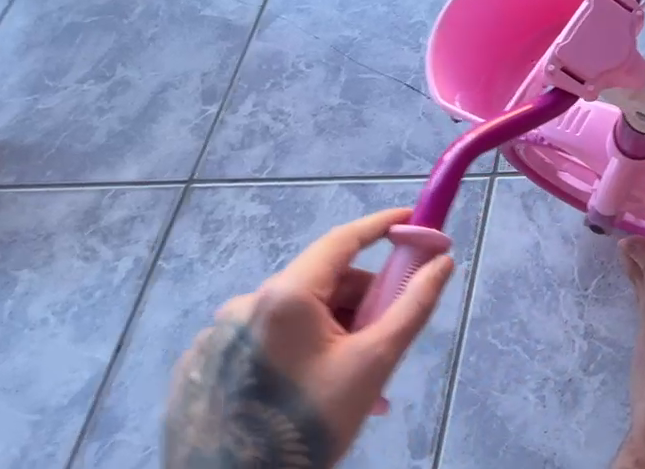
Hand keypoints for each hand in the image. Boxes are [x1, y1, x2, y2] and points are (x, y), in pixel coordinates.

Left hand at [163, 209, 454, 468]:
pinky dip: (299, 351)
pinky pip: (265, 342)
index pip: (343, 240)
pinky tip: (314, 388)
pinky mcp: (200, 370)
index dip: (382, 225)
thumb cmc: (308, 425)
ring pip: (296, 316)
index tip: (414, 218)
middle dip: (363, 301)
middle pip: (323, 283)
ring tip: (355, 377)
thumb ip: (413, 305)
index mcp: (285, 296)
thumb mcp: (374, 362)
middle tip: (388, 331)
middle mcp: (245, 305)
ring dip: (334, 332)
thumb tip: (443, 262)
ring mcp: (217, 338)